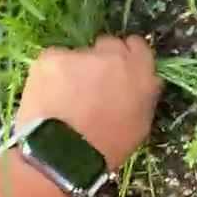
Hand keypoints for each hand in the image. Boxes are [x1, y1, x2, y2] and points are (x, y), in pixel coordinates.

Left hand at [16, 35, 160, 169]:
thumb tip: (147, 79)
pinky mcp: (52, 57)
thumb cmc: (109, 145)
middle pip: (108, 45)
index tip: (120, 70)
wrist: (63, 152)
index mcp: (140, 71)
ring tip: (67, 97)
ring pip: (79, 55)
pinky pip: (54, 61)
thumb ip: (145, 94)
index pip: (138, 46)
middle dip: (102, 60)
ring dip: (76, 69)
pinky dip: (52, 75)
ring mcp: (81, 54)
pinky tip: (50, 96)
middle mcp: (113, 55)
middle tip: (93, 84)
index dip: (128, 57)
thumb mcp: (141, 123)